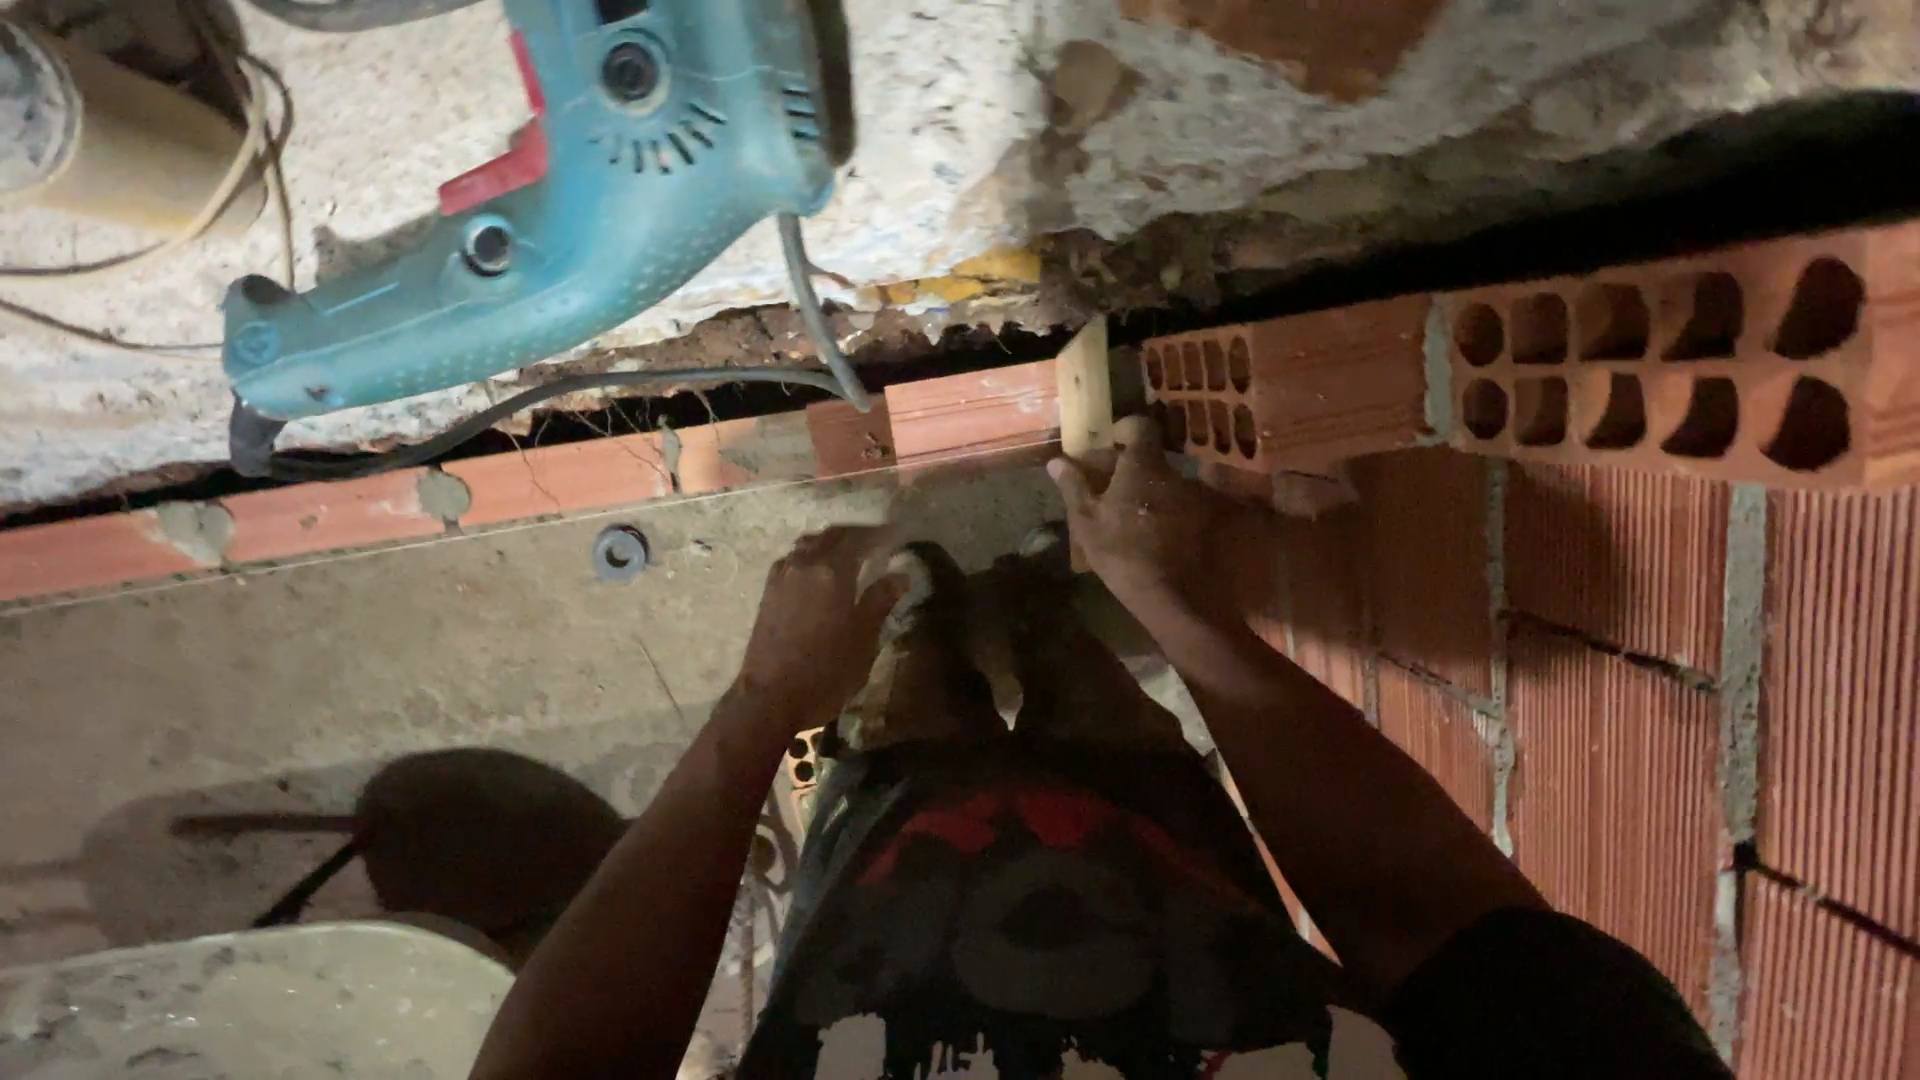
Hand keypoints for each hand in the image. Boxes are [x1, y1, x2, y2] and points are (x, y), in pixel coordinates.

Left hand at [728, 525, 907, 734]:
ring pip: (808, 545)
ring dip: (830, 543)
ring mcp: (782, 577)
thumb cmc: (825, 672)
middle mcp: (804, 565)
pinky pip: (793, 559)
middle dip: (855, 535)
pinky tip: (818, 572)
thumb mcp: (863, 641)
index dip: (879, 534)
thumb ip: (879, 602)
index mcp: (832, 572)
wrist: (769, 697)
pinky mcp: (768, 592)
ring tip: (848, 553)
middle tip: (876, 542)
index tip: (896, 534)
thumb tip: (900, 575)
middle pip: (831, 536)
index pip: (859, 539)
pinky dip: (810, 556)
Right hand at [1048, 415, 1242, 623]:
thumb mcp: (1087, 521)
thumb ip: (1074, 486)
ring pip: (1166, 484)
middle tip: (1109, 485)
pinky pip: (1179, 506)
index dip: (1126, 429)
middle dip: (1131, 466)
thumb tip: (1056, 461)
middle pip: (1152, 459)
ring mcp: (1193, 499)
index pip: (1141, 427)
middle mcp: (1173, 474)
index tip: (1111, 441)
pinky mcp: (1204, 523)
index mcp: (1143, 466)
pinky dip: (1164, 512)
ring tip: (1128, 513)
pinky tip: (1150, 533)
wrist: (1172, 596)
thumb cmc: (1121, 553)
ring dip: (1148, 491)